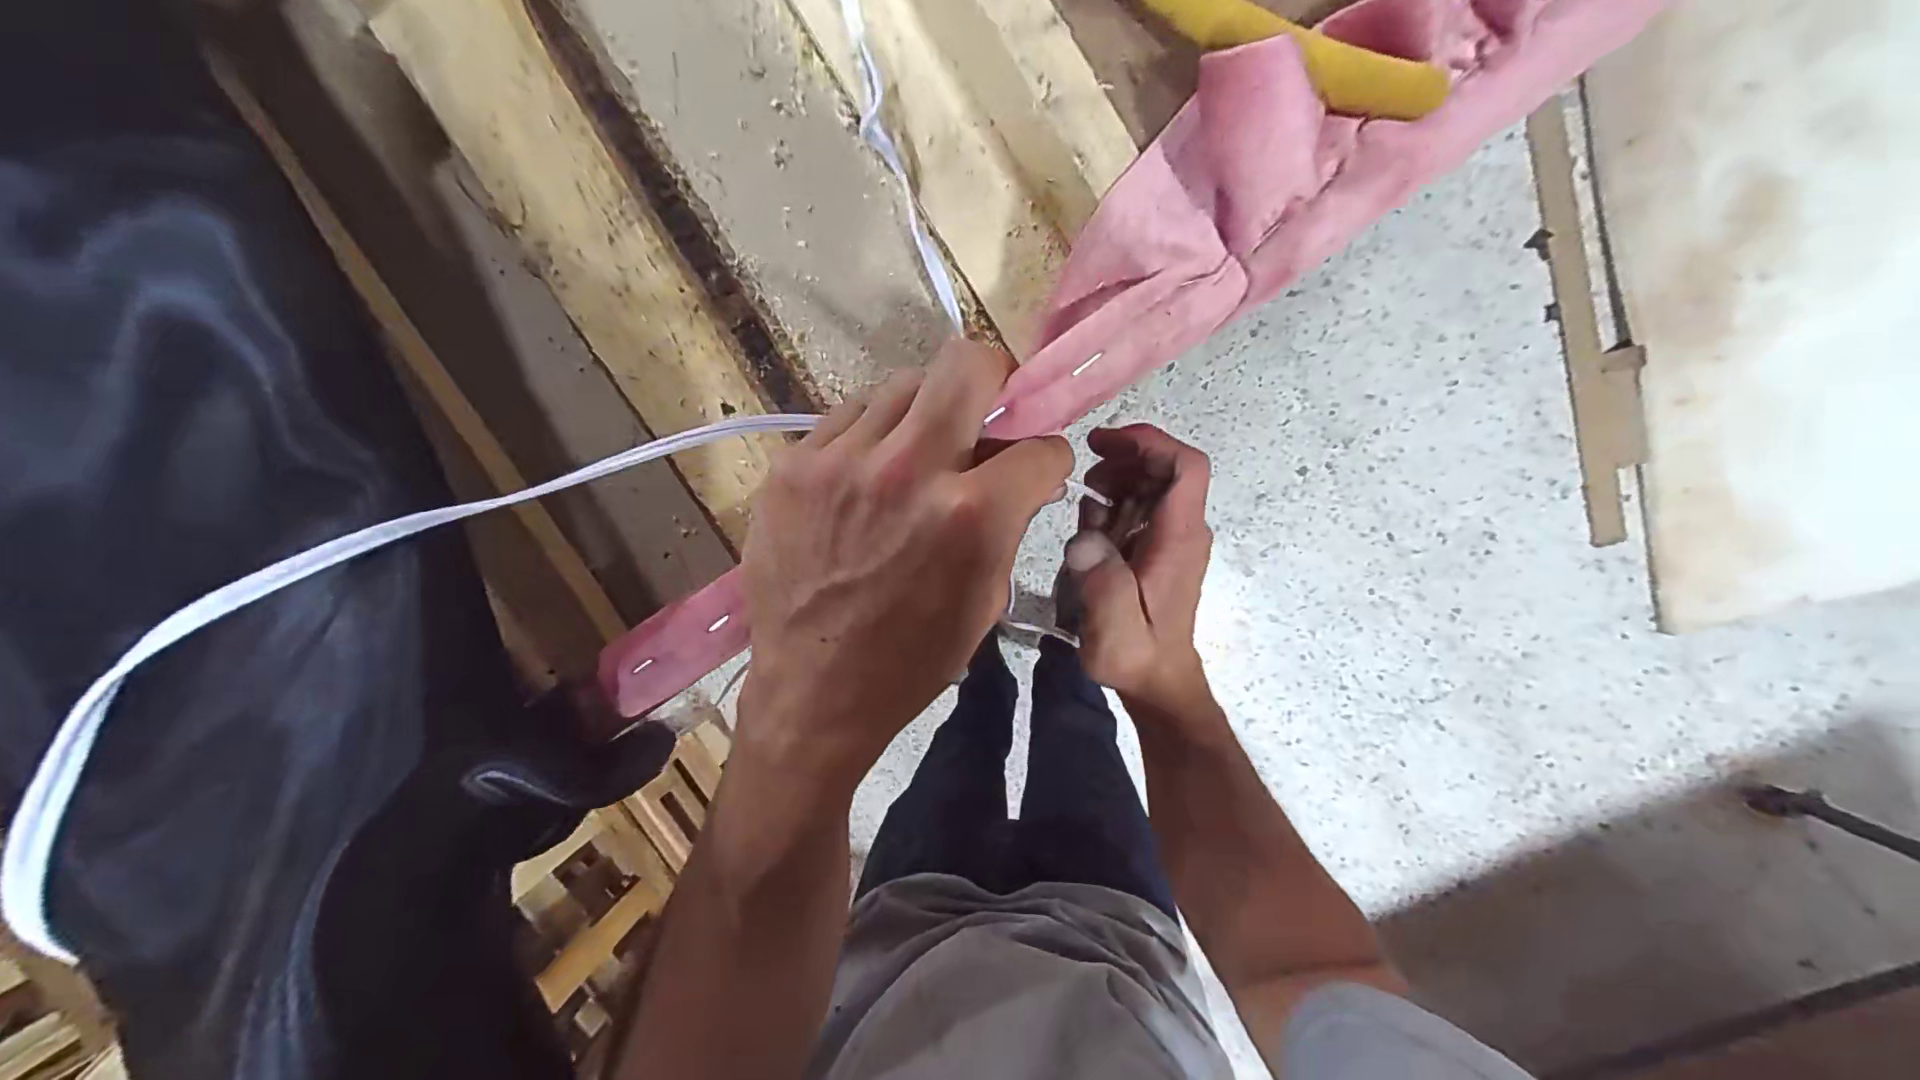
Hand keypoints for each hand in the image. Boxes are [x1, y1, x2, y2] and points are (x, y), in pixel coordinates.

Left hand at [737, 339, 1072, 788]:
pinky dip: (872, 433)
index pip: (1040, 446)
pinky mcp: (792, 465)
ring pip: (903, 382)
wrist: (813, 691)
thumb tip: (1020, 468)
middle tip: (986, 408)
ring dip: (926, 410)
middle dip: (993, 378)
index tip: (1035, 467)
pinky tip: (869, 470)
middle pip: (967, 362)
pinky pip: (847, 416)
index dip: (1047, 458)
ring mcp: (841, 460)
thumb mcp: (986, 597)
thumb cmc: (912, 659)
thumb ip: (1009, 520)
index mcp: (971, 515)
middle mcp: (909, 469)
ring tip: (919, 449)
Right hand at [1066, 425, 1215, 719]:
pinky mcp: (1158, 549)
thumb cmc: (1137, 658)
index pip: (1186, 467)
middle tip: (1085, 475)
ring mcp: (1172, 539)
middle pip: (1167, 468)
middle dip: (1125, 459)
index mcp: (1179, 539)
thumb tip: (1085, 538)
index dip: (1150, 443)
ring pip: (1152, 485)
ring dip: (1117, 482)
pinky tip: (1092, 526)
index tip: (1105, 444)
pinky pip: (1141, 508)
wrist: (1157, 683)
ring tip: (1085, 504)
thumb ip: (1104, 584)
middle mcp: (1183, 531)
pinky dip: (1115, 504)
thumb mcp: (1115, 631)